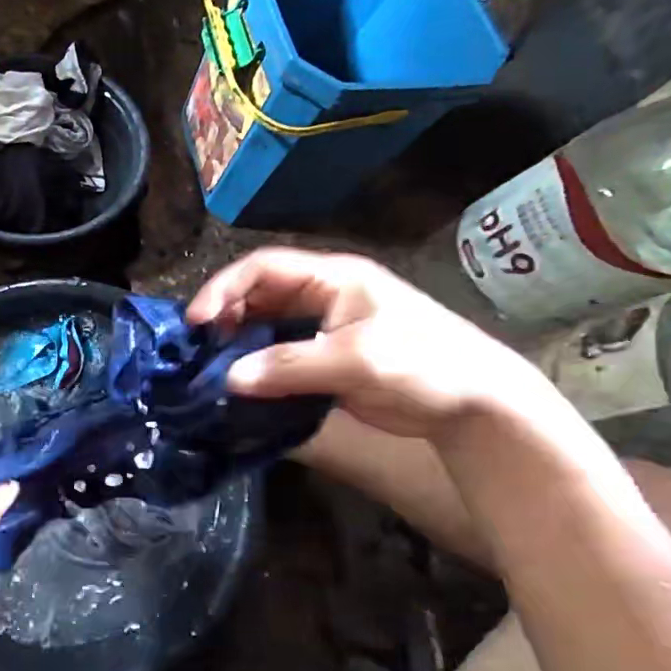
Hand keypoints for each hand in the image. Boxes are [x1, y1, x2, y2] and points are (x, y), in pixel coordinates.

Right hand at [186, 248, 543, 437]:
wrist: (473, 403)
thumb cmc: (423, 364)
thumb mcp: (358, 359)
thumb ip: (293, 365)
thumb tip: (229, 377)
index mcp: (333, 277)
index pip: (264, 267)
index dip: (225, 287)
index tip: (196, 319)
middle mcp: (323, 295)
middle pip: (259, 292)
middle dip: (225, 313)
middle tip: (197, 345)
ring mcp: (323, 326)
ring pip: (265, 323)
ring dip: (237, 339)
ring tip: (210, 364)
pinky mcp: (325, 358)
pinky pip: (278, 353)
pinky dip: (255, 364)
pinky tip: (239, 382)